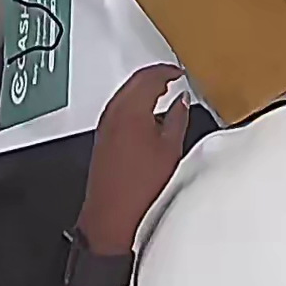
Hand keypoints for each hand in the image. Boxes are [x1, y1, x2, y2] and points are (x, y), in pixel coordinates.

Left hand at [78, 64, 189, 254]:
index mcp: (131, 108)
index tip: (178, 71)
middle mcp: (115, 110)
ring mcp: (106, 121)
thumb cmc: (139, 188)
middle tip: (172, 75)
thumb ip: (178, 117)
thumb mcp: (170, 148)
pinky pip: (120, 105)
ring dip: (144, 86)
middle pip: (135, 80)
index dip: (166, 70)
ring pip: (126, 91)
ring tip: (163, 89)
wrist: (113, 215)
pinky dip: (135, 100)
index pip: (149, 76)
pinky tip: (147, 110)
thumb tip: (182, 101)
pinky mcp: (104, 133)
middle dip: (155, 75)